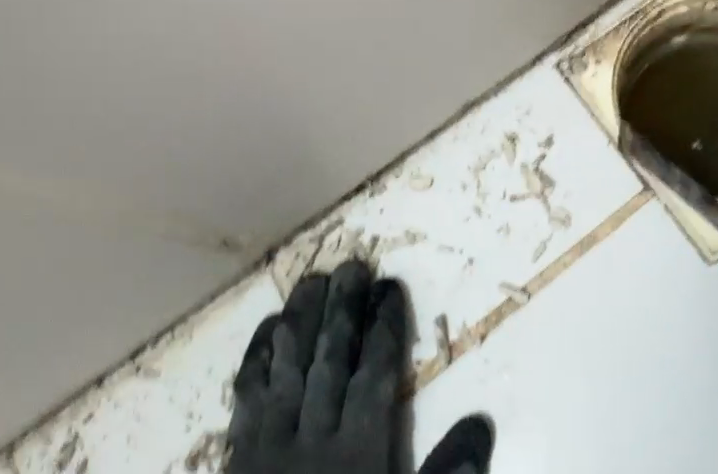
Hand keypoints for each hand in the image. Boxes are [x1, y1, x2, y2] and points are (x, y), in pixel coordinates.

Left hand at [227, 260, 492, 473]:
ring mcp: (269, 447)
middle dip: (344, 308)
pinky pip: (245, 398)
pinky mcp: (236, 461)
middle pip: (330, 358)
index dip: (384, 326)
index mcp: (360, 452)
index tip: (391, 286)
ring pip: (288, 368)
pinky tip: (268, 330)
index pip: (375, 373)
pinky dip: (257, 359)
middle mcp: (313, 439)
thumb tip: (480, 421)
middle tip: (354, 263)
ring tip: (313, 279)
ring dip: (301, 320)